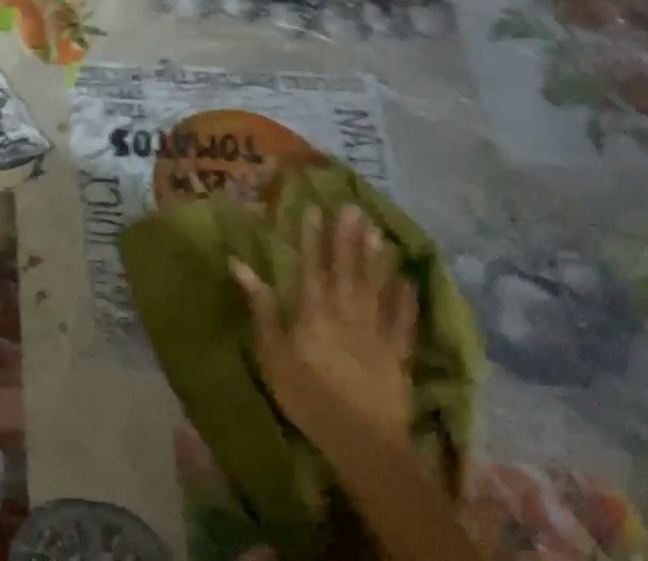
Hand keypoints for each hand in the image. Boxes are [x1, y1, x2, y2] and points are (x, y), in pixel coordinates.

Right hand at [231, 204, 416, 456]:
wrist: (362, 441)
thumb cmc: (306, 396)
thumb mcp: (271, 353)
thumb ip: (261, 308)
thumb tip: (240, 265)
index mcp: (314, 313)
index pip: (312, 267)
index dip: (313, 237)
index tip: (315, 209)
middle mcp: (348, 315)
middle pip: (348, 270)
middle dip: (348, 238)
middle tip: (354, 208)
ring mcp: (377, 333)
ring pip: (377, 288)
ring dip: (377, 259)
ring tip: (379, 232)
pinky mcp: (398, 355)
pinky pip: (403, 321)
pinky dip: (405, 299)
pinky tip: (407, 280)